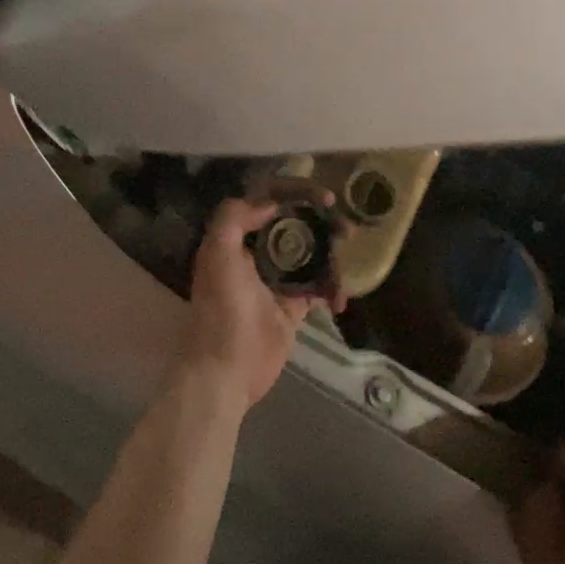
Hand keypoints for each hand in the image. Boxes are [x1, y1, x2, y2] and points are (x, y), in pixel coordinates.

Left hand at [179, 194, 330, 411]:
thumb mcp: (217, 254)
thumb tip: (270, 202)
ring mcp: (277, 280)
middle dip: (323, 223)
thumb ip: (234, 217)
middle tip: (346, 230)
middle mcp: (257, 253)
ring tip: (344, 272)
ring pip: (312, 254)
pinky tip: (338, 300)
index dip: (297, 193)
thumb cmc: (221, 309)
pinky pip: (318, 286)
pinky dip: (332, 288)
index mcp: (237, 237)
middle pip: (296, 225)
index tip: (325, 198)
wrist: (226, 370)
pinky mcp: (293, 306)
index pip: (269, 200)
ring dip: (332, 258)